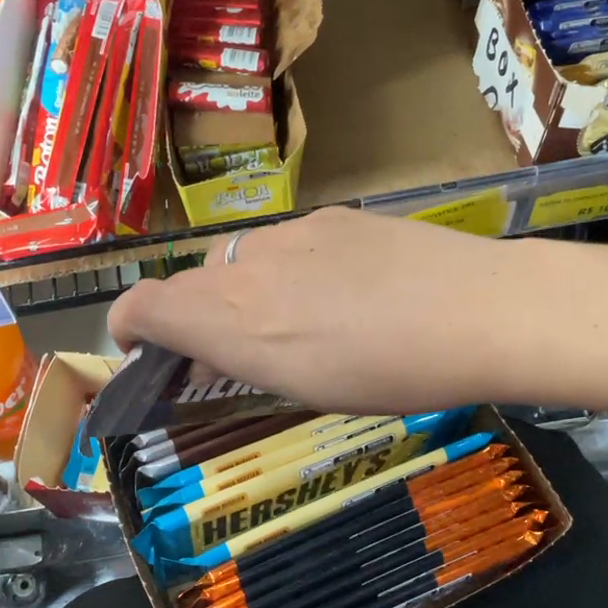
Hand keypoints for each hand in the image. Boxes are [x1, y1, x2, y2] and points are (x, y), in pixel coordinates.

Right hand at [107, 209, 534, 412]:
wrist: (480, 310)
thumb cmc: (389, 375)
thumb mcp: (304, 390)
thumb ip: (240, 363)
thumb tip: (209, 354)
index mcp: (230, 317)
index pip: (142, 305)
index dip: (127, 329)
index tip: (143, 354)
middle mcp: (247, 266)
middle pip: (190, 283)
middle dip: (193, 320)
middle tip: (231, 356)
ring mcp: (293, 234)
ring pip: (239, 263)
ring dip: (242, 295)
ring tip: (296, 326)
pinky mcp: (336, 217)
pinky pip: (287, 245)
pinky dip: (287, 272)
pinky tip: (340, 294)